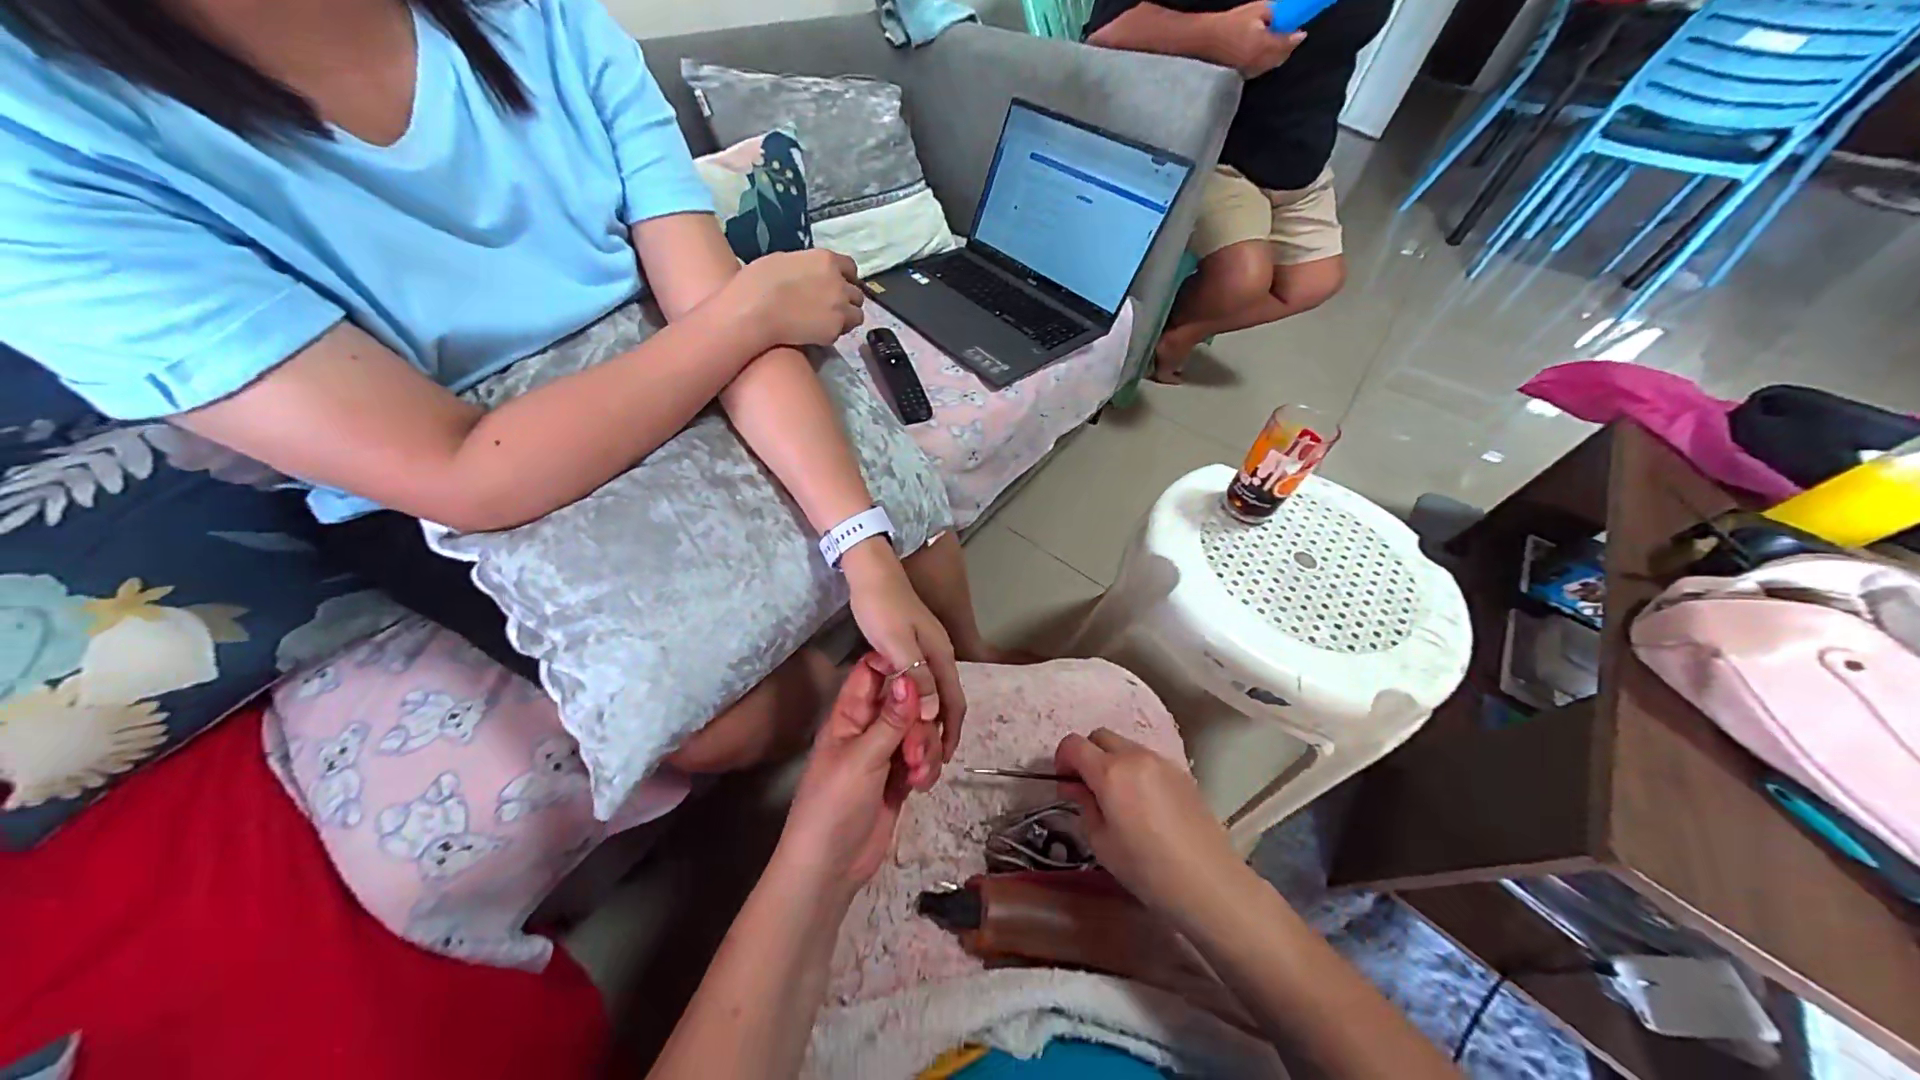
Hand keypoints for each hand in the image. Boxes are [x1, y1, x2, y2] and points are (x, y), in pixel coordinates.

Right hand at [725, 249, 865, 348]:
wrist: (755, 311)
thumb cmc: (758, 281)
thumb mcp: (784, 260)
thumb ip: (805, 267)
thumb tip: (808, 275)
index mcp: (826, 260)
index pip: (851, 267)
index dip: (846, 277)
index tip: (838, 285)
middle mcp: (839, 283)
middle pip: (857, 294)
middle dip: (847, 300)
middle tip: (831, 308)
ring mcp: (840, 308)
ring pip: (857, 315)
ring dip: (847, 318)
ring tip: (829, 322)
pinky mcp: (835, 330)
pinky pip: (842, 331)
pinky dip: (835, 332)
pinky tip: (819, 333)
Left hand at [777, 654, 919, 892]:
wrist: (830, 869)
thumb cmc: (833, 806)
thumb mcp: (862, 759)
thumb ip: (890, 719)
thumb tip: (910, 676)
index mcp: (849, 714)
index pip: (874, 671)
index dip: (899, 667)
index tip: (925, 677)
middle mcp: (868, 727)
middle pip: (908, 702)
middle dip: (921, 725)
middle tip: (914, 753)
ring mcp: (885, 752)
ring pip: (921, 730)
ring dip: (927, 750)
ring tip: (917, 776)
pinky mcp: (900, 775)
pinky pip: (924, 757)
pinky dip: (928, 768)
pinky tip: (920, 786)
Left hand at [842, 539, 964, 789]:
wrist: (870, 570)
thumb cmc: (880, 607)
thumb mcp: (895, 644)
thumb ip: (915, 677)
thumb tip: (934, 714)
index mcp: (939, 655)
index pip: (953, 701)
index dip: (950, 731)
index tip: (942, 758)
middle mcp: (939, 654)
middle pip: (948, 699)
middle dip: (941, 729)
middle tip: (927, 758)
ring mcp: (926, 649)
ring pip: (934, 691)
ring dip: (929, 717)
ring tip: (915, 741)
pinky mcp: (912, 645)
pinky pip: (922, 682)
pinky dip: (918, 702)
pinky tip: (904, 710)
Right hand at [1054, 729, 1250, 921]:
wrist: (1209, 883)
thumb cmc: (1147, 869)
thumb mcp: (1101, 842)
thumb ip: (1084, 805)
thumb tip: (1075, 787)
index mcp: (1111, 772)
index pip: (1074, 744)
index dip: (1062, 759)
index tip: (1065, 783)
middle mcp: (1136, 756)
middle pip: (1100, 736)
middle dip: (1087, 755)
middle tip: (1088, 789)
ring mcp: (1163, 761)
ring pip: (1125, 746)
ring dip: (1112, 761)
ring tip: (1118, 799)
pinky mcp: (1182, 773)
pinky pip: (1148, 760)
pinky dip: (1136, 770)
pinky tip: (1144, 805)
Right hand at [1207, 2, 1306, 76]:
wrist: (1207, 39)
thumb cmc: (1232, 22)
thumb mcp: (1258, 9)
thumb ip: (1276, 14)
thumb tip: (1287, 17)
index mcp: (1263, 44)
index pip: (1286, 43)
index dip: (1296, 37)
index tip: (1302, 32)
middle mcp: (1259, 61)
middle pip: (1281, 57)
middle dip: (1288, 47)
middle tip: (1292, 36)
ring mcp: (1250, 70)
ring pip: (1272, 64)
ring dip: (1279, 55)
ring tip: (1280, 44)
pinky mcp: (1243, 74)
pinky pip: (1262, 69)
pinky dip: (1268, 61)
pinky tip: (1267, 53)